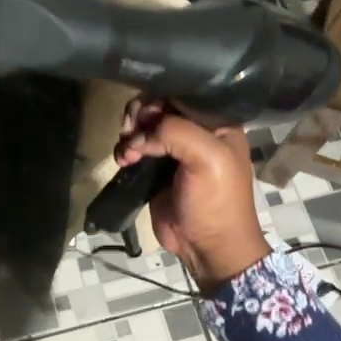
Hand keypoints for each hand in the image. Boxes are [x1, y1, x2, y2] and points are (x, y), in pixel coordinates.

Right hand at [115, 101, 269, 292]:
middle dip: (140, 115)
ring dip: (129, 133)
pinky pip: (134, 147)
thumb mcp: (207, 158)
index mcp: (217, 123)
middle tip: (131, 131)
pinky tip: (123, 161)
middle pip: (158, 106)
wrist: (208, 247)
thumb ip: (175, 131)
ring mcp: (174, 150)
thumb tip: (139, 136)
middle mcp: (196, 131)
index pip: (182, 93)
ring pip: (143, 125)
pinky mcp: (155, 168)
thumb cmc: (217, 201)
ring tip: (127, 152)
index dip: (159, 98)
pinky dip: (124, 149)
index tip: (145, 114)